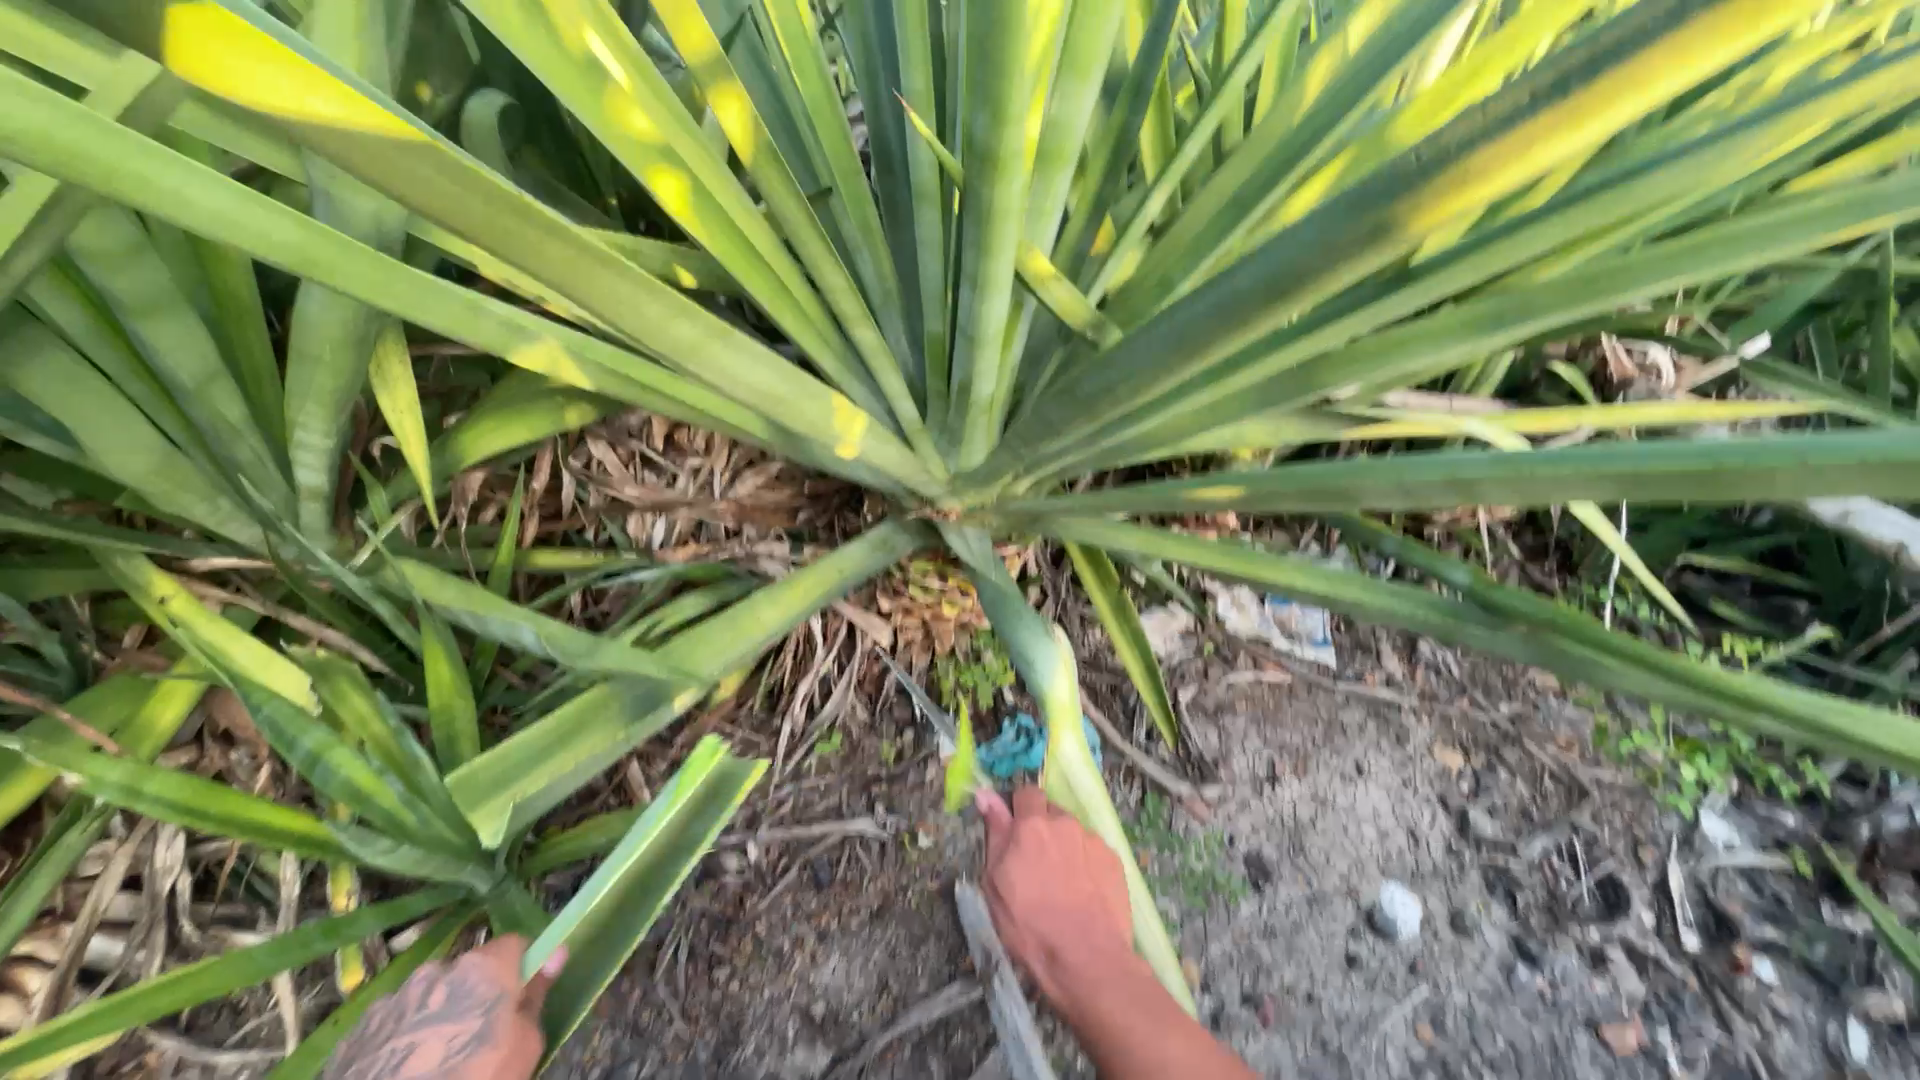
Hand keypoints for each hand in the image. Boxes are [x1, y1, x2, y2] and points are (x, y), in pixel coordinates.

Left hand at [323, 935, 565, 1079]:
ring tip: (434, 1064)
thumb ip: (536, 997)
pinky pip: (391, 1026)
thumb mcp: (525, 1046)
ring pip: (426, 998)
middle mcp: (436, 971)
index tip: (520, 998)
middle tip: (478, 1038)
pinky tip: (403, 1074)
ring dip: (436, 1017)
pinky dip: (400, 1042)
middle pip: (466, 972)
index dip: (520, 969)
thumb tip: (555, 955)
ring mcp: (391, 1001)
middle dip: (475, 995)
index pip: (513, 945)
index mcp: (482, 968)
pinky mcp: (355, 1035)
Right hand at [976, 786, 1133, 1003]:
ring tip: (1062, 884)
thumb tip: (986, 795)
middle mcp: (1065, 823)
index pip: (1026, 793)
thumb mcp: (995, 883)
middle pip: (1051, 812)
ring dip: (1064, 846)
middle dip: (1042, 828)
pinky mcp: (1114, 860)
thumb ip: (994, 834)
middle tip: (1035, 863)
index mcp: (1032, 825)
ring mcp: (1093, 841)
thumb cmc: (1029, 925)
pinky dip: (1085, 863)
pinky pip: (1093, 851)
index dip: (1018, 809)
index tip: (1014, 833)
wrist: (1087, 959)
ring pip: (1073, 832)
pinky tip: (1083, 893)